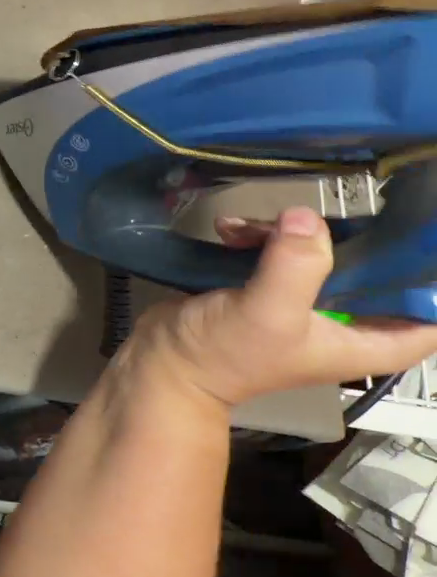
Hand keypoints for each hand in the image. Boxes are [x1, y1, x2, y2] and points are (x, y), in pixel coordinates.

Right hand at [131, 206, 436, 407]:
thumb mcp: (268, 313)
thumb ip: (294, 266)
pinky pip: (280, 253)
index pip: (428, 300)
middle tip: (297, 222)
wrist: (165, 361)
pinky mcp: (268, 289)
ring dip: (283, 234)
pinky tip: (228, 232)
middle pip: (372, 265)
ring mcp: (308, 302)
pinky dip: (257, 237)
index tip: (386, 229)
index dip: (415, 266)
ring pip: (321, 252)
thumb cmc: (228, 352)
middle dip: (334, 239)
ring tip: (242, 229)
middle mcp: (353, 320)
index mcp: (380, 340)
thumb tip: (305, 215)